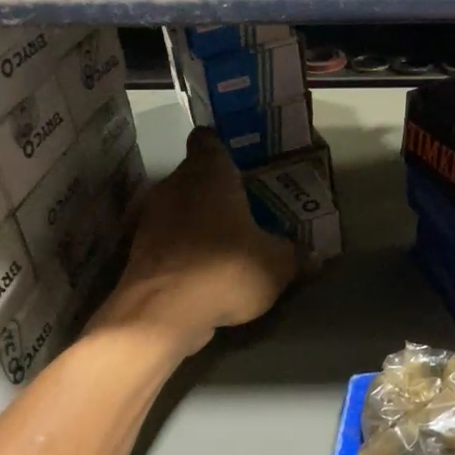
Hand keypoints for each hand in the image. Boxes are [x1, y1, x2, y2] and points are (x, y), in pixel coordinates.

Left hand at [83, 128, 299, 353]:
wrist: (161, 315)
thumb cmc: (225, 268)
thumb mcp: (277, 264)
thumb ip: (295, 255)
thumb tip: (314, 256)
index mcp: (209, 172)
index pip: (208, 139)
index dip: (224, 146)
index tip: (243, 162)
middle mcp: (175, 185)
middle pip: (196, 175)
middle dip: (219, 189)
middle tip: (250, 206)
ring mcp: (152, 218)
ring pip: (182, 207)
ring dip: (202, 220)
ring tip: (232, 240)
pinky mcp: (140, 251)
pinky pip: (170, 239)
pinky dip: (186, 248)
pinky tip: (209, 269)